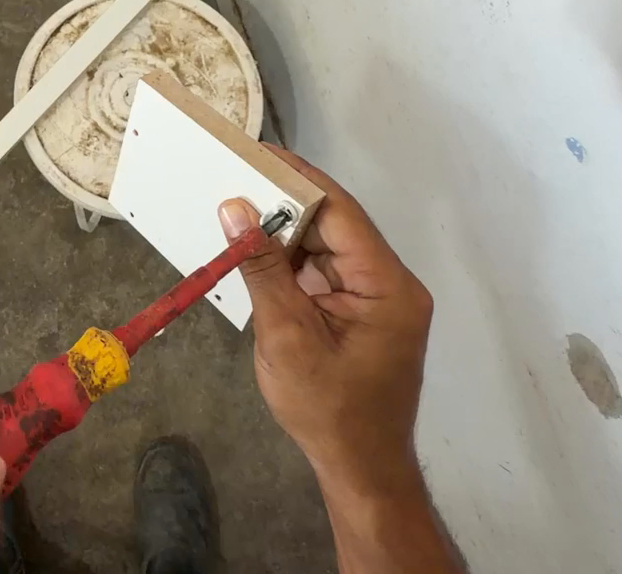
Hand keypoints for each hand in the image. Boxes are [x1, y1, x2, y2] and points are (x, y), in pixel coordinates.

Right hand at [219, 146, 433, 495]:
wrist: (359, 469)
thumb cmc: (327, 406)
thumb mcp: (286, 333)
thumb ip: (260, 266)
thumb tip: (234, 206)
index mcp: (386, 284)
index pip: (341, 212)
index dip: (299, 178)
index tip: (257, 152)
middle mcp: (388, 282)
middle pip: (333, 224)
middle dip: (283, 203)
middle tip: (235, 176)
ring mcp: (373, 297)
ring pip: (324, 245)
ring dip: (282, 232)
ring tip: (236, 206)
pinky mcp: (357, 309)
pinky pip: (320, 269)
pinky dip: (287, 259)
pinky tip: (253, 248)